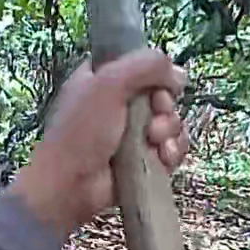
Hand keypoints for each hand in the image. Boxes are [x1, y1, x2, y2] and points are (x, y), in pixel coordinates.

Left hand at [13, 48, 187, 238]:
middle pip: (161, 93)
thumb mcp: (108, 83)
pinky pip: (170, 149)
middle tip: (153, 119)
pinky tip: (161, 157)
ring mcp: (130, 134)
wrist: (70, 185)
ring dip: (168, 131)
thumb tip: (180, 75)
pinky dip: (170, 152)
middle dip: (164, 107)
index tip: (156, 85)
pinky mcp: (141, 160)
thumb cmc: (82, 131)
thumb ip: (146, 65)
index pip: (141, 64)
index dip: (155, 73)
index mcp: (102, 79)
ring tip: (153, 142)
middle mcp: (117, 104)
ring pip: (169, 122)